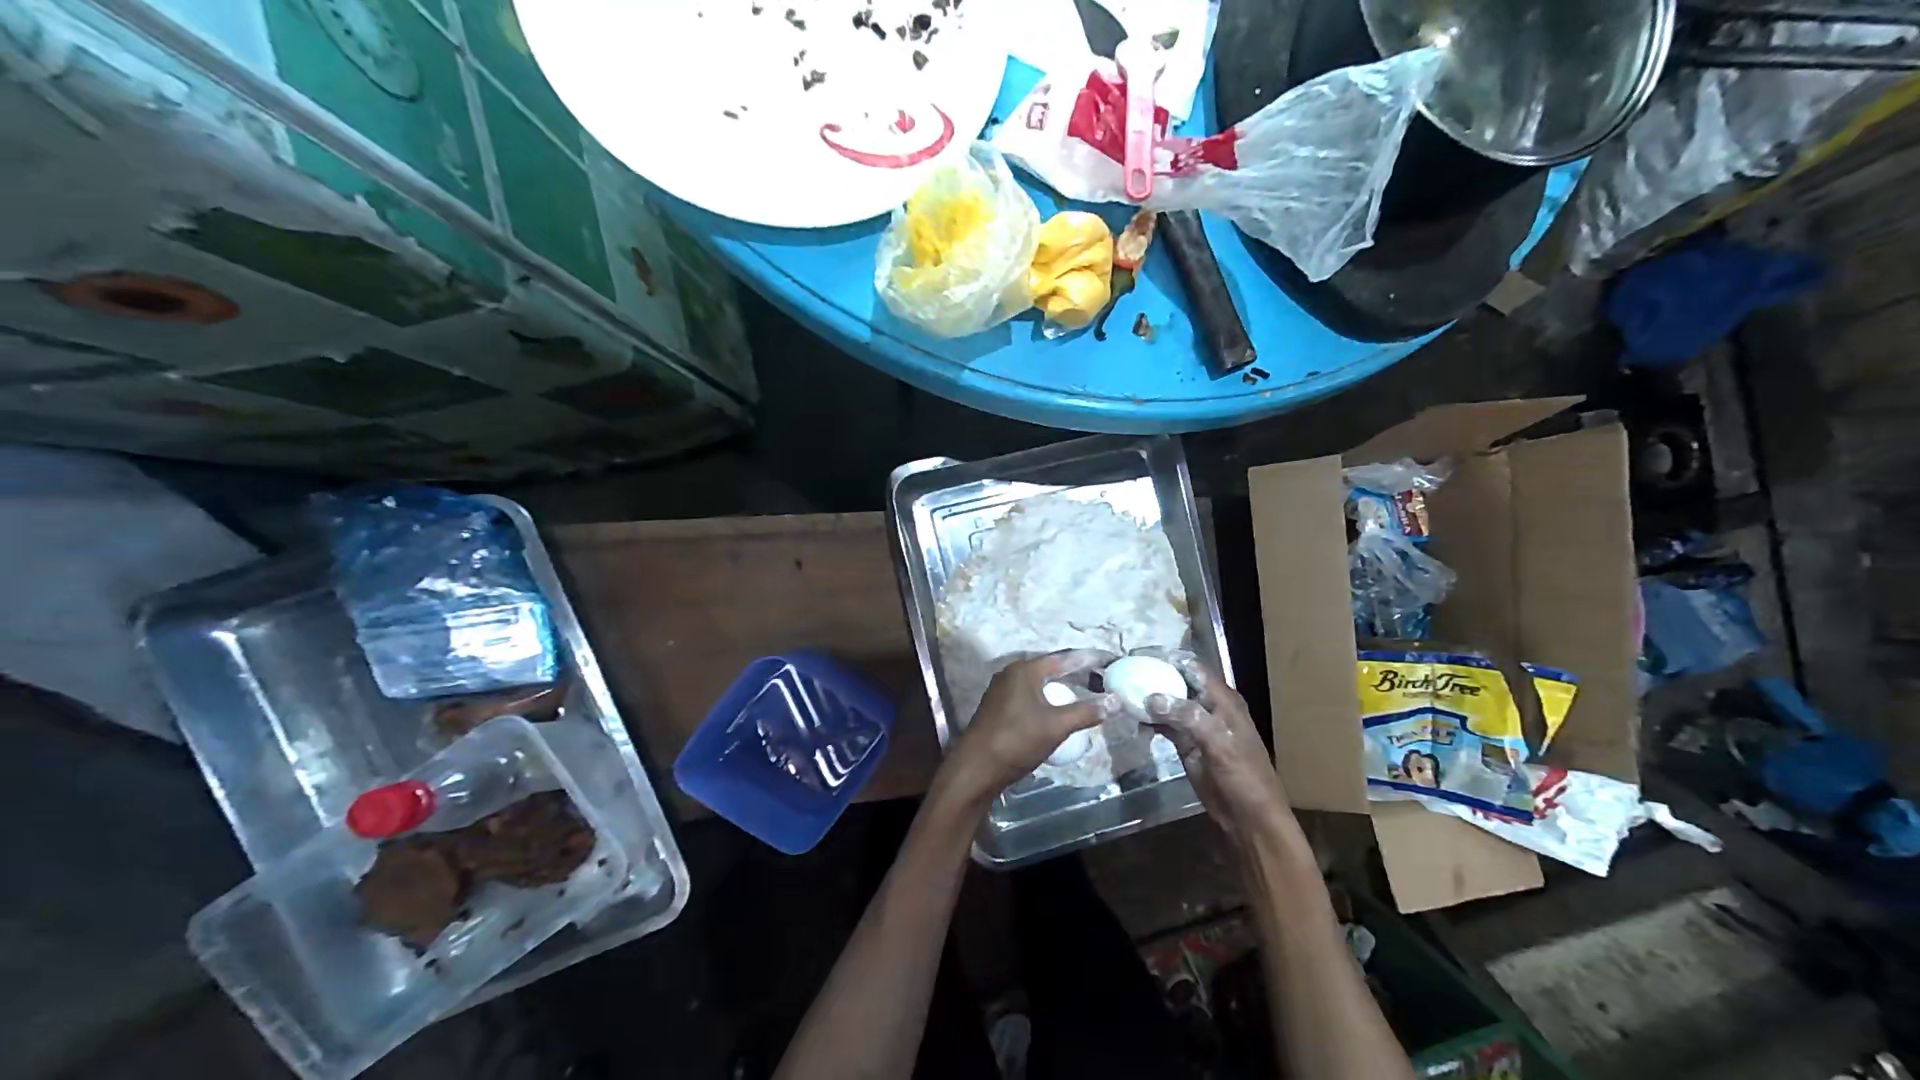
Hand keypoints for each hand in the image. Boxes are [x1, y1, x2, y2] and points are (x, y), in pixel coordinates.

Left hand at [941, 649, 1120, 805]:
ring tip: (1086, 691)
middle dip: (1076, 671)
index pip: (1064, 658)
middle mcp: (1011, 673)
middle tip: (1102, 676)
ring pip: (1039, 683)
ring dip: (1062, 686)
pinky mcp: (998, 707)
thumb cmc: (1017, 740)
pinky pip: (1030, 695)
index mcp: (1025, 670)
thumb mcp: (1056, 726)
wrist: (976, 767)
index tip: (1110, 660)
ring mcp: (1002, 690)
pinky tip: (1059, 709)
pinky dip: (1048, 698)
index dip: (1088, 659)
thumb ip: (1086, 712)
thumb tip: (1116, 701)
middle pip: (1051, 668)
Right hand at [1139, 649, 1292, 845]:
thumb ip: (1188, 717)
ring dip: (1147, 697)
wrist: (1249, 818)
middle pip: (1177, 681)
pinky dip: (1148, 719)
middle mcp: (1209, 706)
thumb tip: (1152, 697)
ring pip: (1168, 703)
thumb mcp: (1219, 744)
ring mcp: (1196, 726)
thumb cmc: (1243, 777)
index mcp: (1223, 699)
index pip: (1192, 667)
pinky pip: (1164, 725)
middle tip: (1121, 671)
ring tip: (1120, 691)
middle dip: (1152, 674)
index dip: (1166, 657)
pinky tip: (1131, 718)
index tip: (1136, 654)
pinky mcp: (1186, 744)